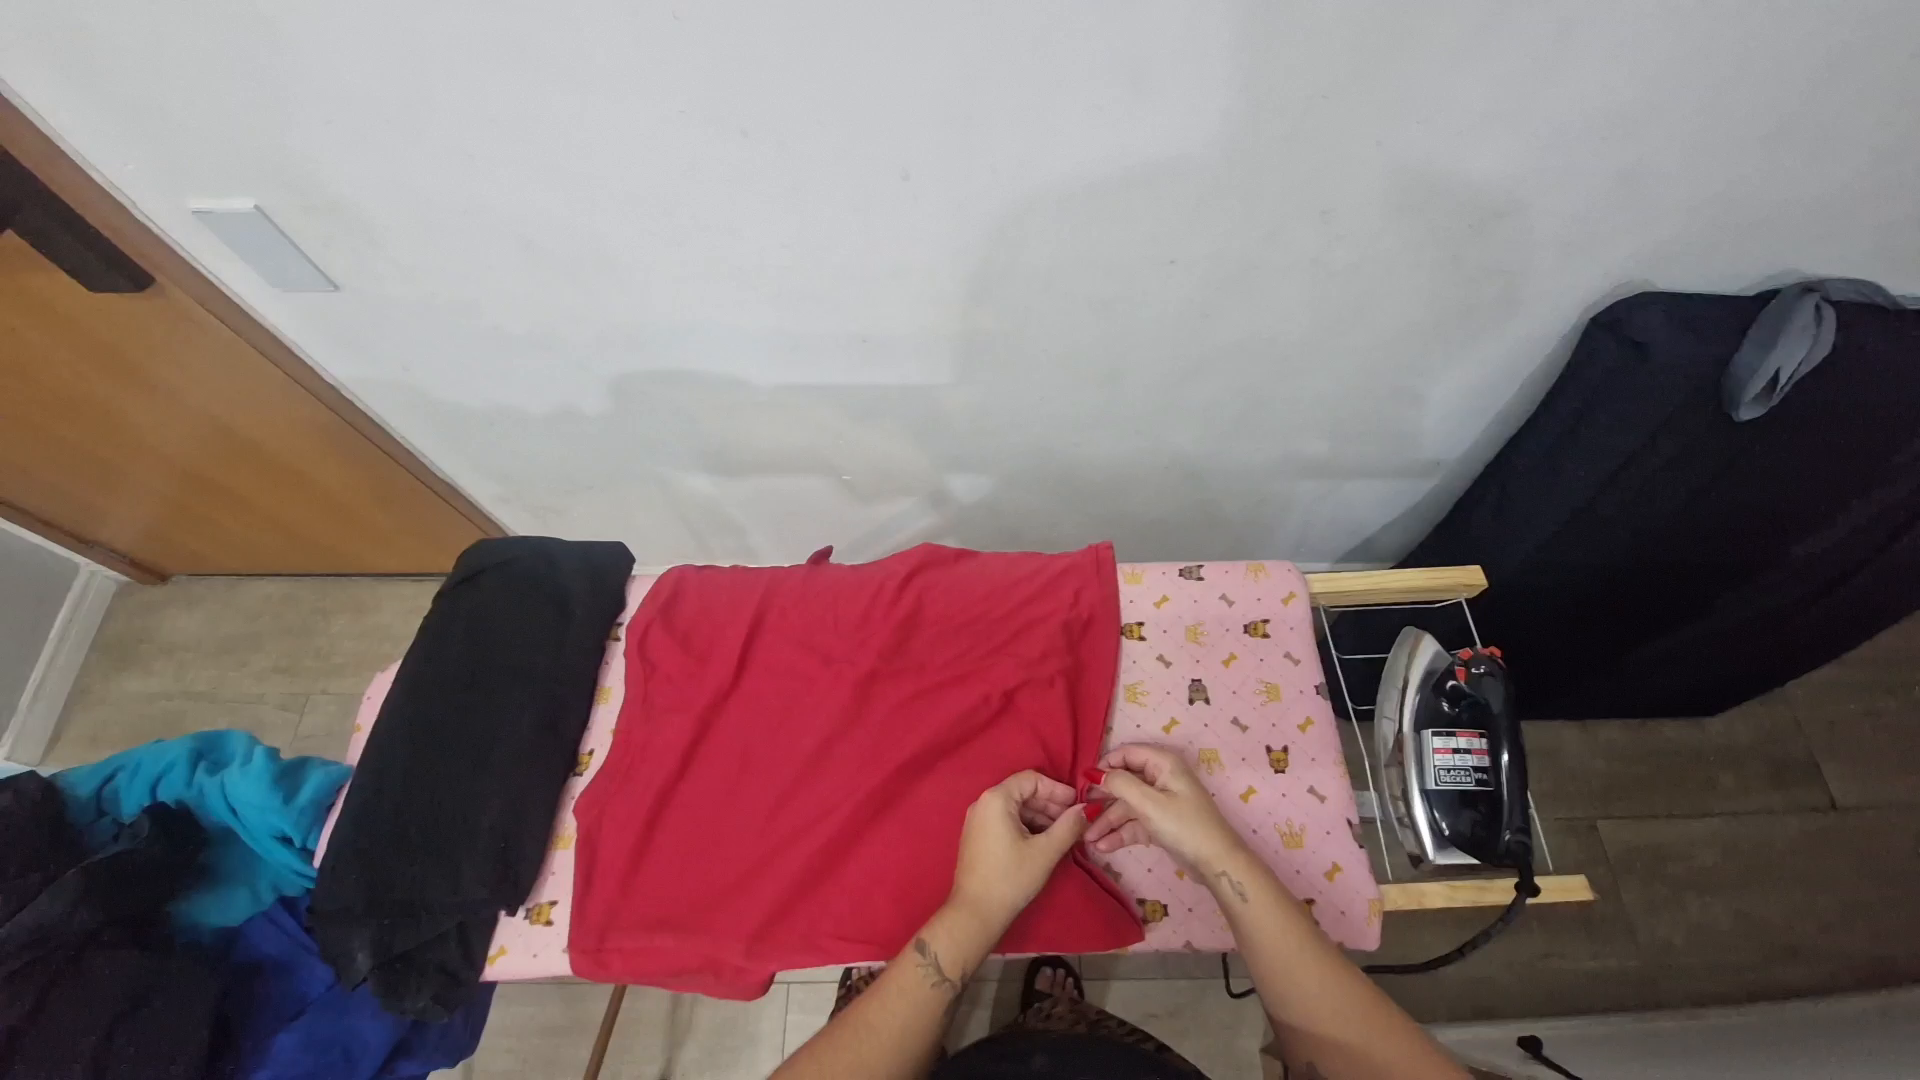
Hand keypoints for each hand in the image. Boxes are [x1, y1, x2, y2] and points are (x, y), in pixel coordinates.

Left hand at [947, 771, 1089, 929]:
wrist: (975, 913)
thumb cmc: (1011, 878)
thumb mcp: (1045, 851)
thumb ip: (1068, 826)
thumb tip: (1086, 808)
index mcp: (996, 799)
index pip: (1031, 779)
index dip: (1057, 789)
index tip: (1077, 803)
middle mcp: (983, 803)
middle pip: (1022, 792)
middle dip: (1050, 804)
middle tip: (1074, 820)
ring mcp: (978, 820)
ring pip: (1015, 808)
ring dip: (1041, 816)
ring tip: (1064, 833)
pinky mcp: (978, 836)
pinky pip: (1006, 820)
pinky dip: (1027, 826)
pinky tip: (1044, 841)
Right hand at [1085, 744, 1250, 875]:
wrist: (1217, 864)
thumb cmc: (1184, 826)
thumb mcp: (1149, 803)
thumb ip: (1119, 784)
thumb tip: (1094, 773)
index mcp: (1162, 763)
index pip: (1126, 754)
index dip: (1104, 766)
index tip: (1083, 782)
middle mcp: (1160, 778)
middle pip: (1124, 782)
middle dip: (1102, 799)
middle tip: (1080, 812)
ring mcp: (1160, 802)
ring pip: (1126, 806)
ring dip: (1107, 821)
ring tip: (1086, 839)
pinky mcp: (1160, 823)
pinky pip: (1134, 823)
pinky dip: (1119, 833)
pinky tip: (1102, 847)